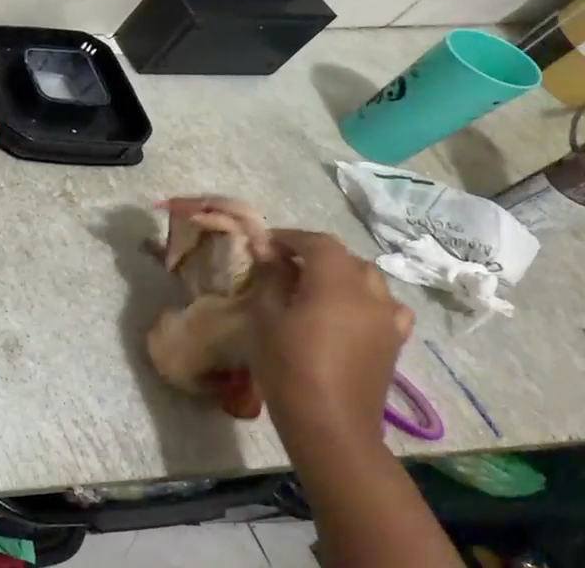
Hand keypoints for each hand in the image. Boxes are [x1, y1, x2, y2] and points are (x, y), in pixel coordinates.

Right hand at [248, 229, 414, 446]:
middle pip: (347, 259)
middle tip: (282, 263)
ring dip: (340, 274)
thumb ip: (271, 278)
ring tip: (312, 286)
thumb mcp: (264, 315)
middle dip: (315, 254)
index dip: (289, 237)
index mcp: (337, 285)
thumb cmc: (287, 364)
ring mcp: (390, 320)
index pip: (319, 243)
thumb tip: (271, 254)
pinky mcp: (395, 341)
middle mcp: (372, 296)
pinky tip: (344, 311)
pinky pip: (384, 306)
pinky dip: (363, 298)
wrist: (330, 421)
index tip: (263, 244)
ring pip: (369, 280)